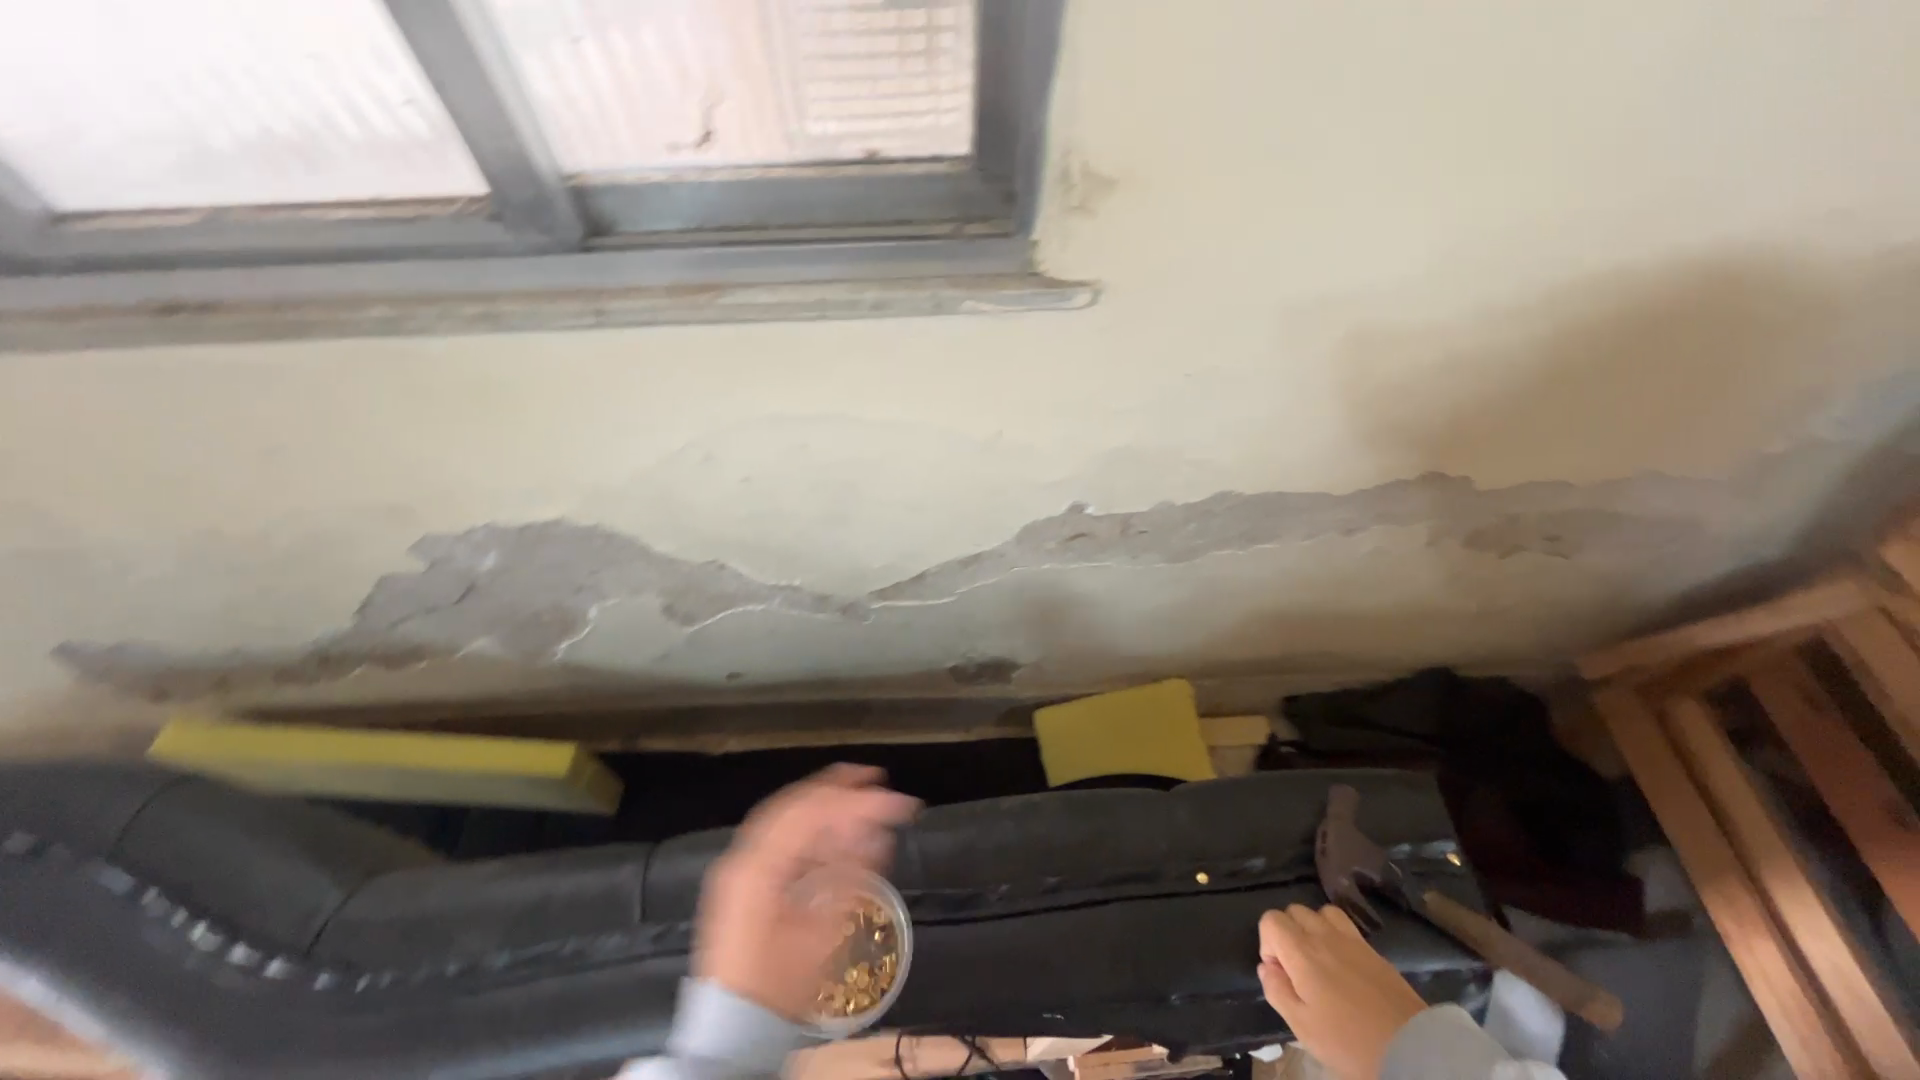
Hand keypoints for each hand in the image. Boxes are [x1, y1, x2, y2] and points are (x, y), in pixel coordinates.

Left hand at [694, 765, 920, 1019]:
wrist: (733, 1027)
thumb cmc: (780, 984)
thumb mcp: (823, 934)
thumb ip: (849, 877)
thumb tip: (877, 833)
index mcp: (759, 867)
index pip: (812, 815)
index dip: (858, 802)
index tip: (896, 801)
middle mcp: (743, 856)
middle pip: (792, 805)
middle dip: (836, 788)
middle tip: (876, 777)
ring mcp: (738, 866)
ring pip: (782, 816)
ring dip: (821, 801)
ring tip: (857, 790)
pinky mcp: (742, 879)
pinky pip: (776, 835)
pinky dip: (806, 824)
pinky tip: (831, 827)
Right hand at [1257, 904, 1427, 1079]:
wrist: (1413, 1050)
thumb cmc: (1349, 1042)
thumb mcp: (1301, 1026)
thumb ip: (1276, 990)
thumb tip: (1267, 967)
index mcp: (1303, 952)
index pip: (1271, 920)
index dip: (1268, 943)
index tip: (1280, 973)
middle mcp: (1326, 936)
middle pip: (1295, 911)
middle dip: (1288, 933)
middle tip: (1297, 971)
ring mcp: (1354, 941)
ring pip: (1322, 912)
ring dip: (1314, 929)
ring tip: (1320, 962)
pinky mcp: (1375, 952)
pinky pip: (1347, 927)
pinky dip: (1336, 936)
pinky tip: (1344, 968)